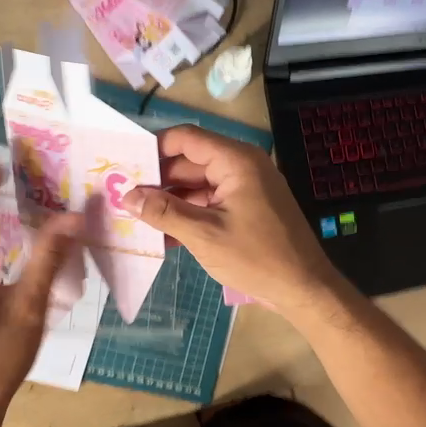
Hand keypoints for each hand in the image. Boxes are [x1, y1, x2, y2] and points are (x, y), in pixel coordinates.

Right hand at [121, 125, 345, 313]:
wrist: (304, 288)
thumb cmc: (256, 257)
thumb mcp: (204, 235)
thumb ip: (164, 212)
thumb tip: (127, 195)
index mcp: (236, 161)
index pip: (186, 138)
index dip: (153, 148)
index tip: (124, 164)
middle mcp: (242, 166)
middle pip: (190, 161)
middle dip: (158, 178)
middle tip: (121, 195)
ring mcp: (247, 188)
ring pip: (199, 184)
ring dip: (170, 200)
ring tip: (134, 217)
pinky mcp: (248, 208)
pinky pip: (211, 202)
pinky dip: (189, 213)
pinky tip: (162, 234)